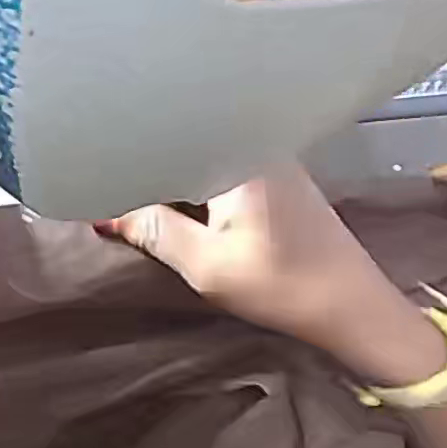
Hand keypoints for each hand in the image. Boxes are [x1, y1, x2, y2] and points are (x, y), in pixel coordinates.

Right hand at [103, 167, 445, 384]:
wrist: (352, 306)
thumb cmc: (280, 285)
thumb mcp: (205, 264)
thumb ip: (152, 230)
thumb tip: (102, 214)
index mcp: (241, 157)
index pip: (169, 141)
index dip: (128, 157)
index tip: (94, 170)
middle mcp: (258, 146)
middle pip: (185, 144)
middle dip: (145, 163)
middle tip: (103, 176)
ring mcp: (270, 160)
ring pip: (202, 157)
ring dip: (168, 176)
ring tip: (129, 187)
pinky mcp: (275, 180)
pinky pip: (219, 169)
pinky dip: (191, 185)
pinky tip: (171, 199)